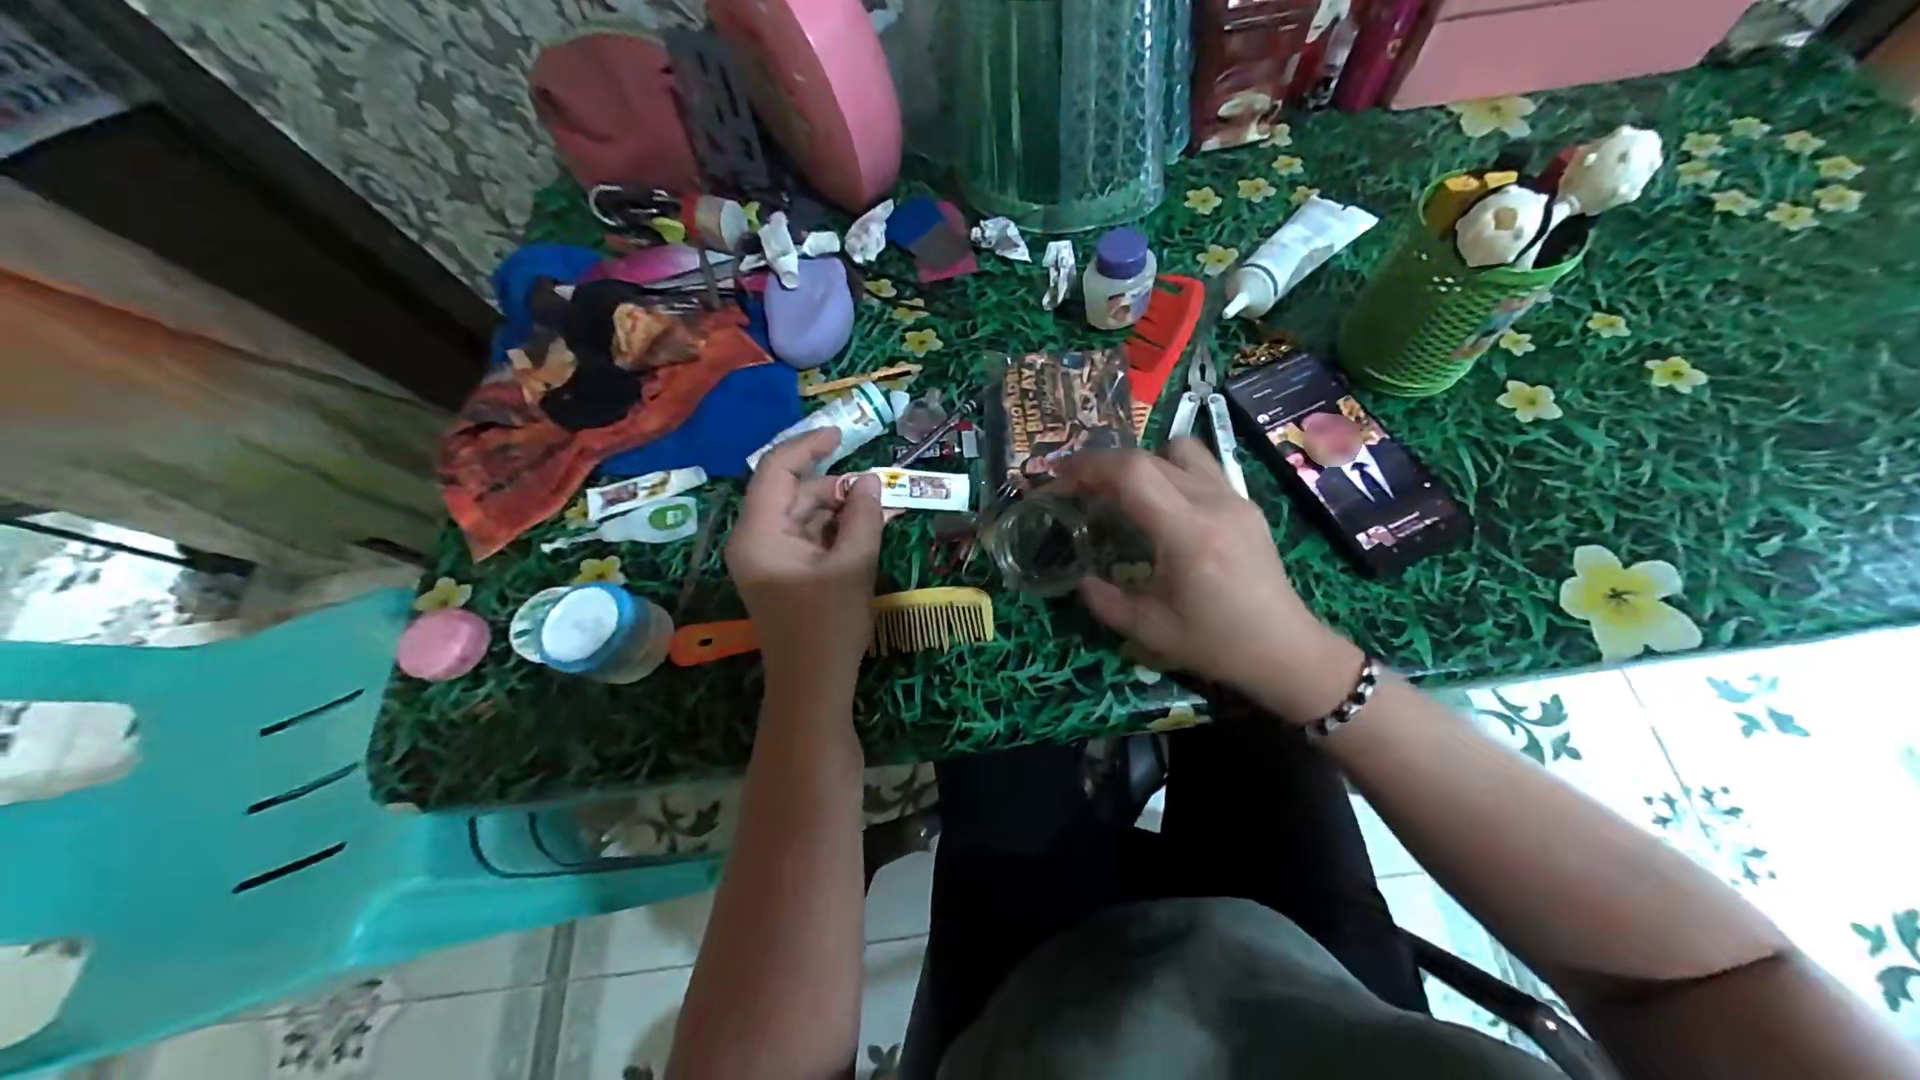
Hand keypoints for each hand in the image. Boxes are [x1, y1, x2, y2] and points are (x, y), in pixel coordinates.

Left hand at [726, 429, 885, 690]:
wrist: (811, 687)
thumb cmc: (828, 626)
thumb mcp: (853, 565)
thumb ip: (862, 516)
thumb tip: (870, 480)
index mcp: (759, 533)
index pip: (776, 471)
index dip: (808, 447)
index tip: (842, 435)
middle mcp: (754, 540)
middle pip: (793, 494)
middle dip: (836, 488)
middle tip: (879, 491)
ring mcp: (766, 558)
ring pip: (803, 517)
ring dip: (840, 511)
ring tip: (881, 513)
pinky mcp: (781, 574)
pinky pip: (807, 539)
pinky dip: (834, 532)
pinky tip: (866, 532)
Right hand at [1059, 439, 1364, 724]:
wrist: (1286, 649)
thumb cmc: (1218, 644)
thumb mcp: (1151, 630)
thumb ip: (1105, 602)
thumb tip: (1079, 579)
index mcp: (1188, 534)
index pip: (1133, 473)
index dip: (1090, 467)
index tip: (1061, 478)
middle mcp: (1213, 503)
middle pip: (1149, 456)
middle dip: (1105, 465)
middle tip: (1079, 488)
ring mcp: (1234, 499)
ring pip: (1180, 450)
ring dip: (1144, 462)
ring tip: (1125, 492)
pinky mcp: (1245, 504)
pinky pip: (1201, 467)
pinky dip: (1170, 472)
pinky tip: (1161, 507)